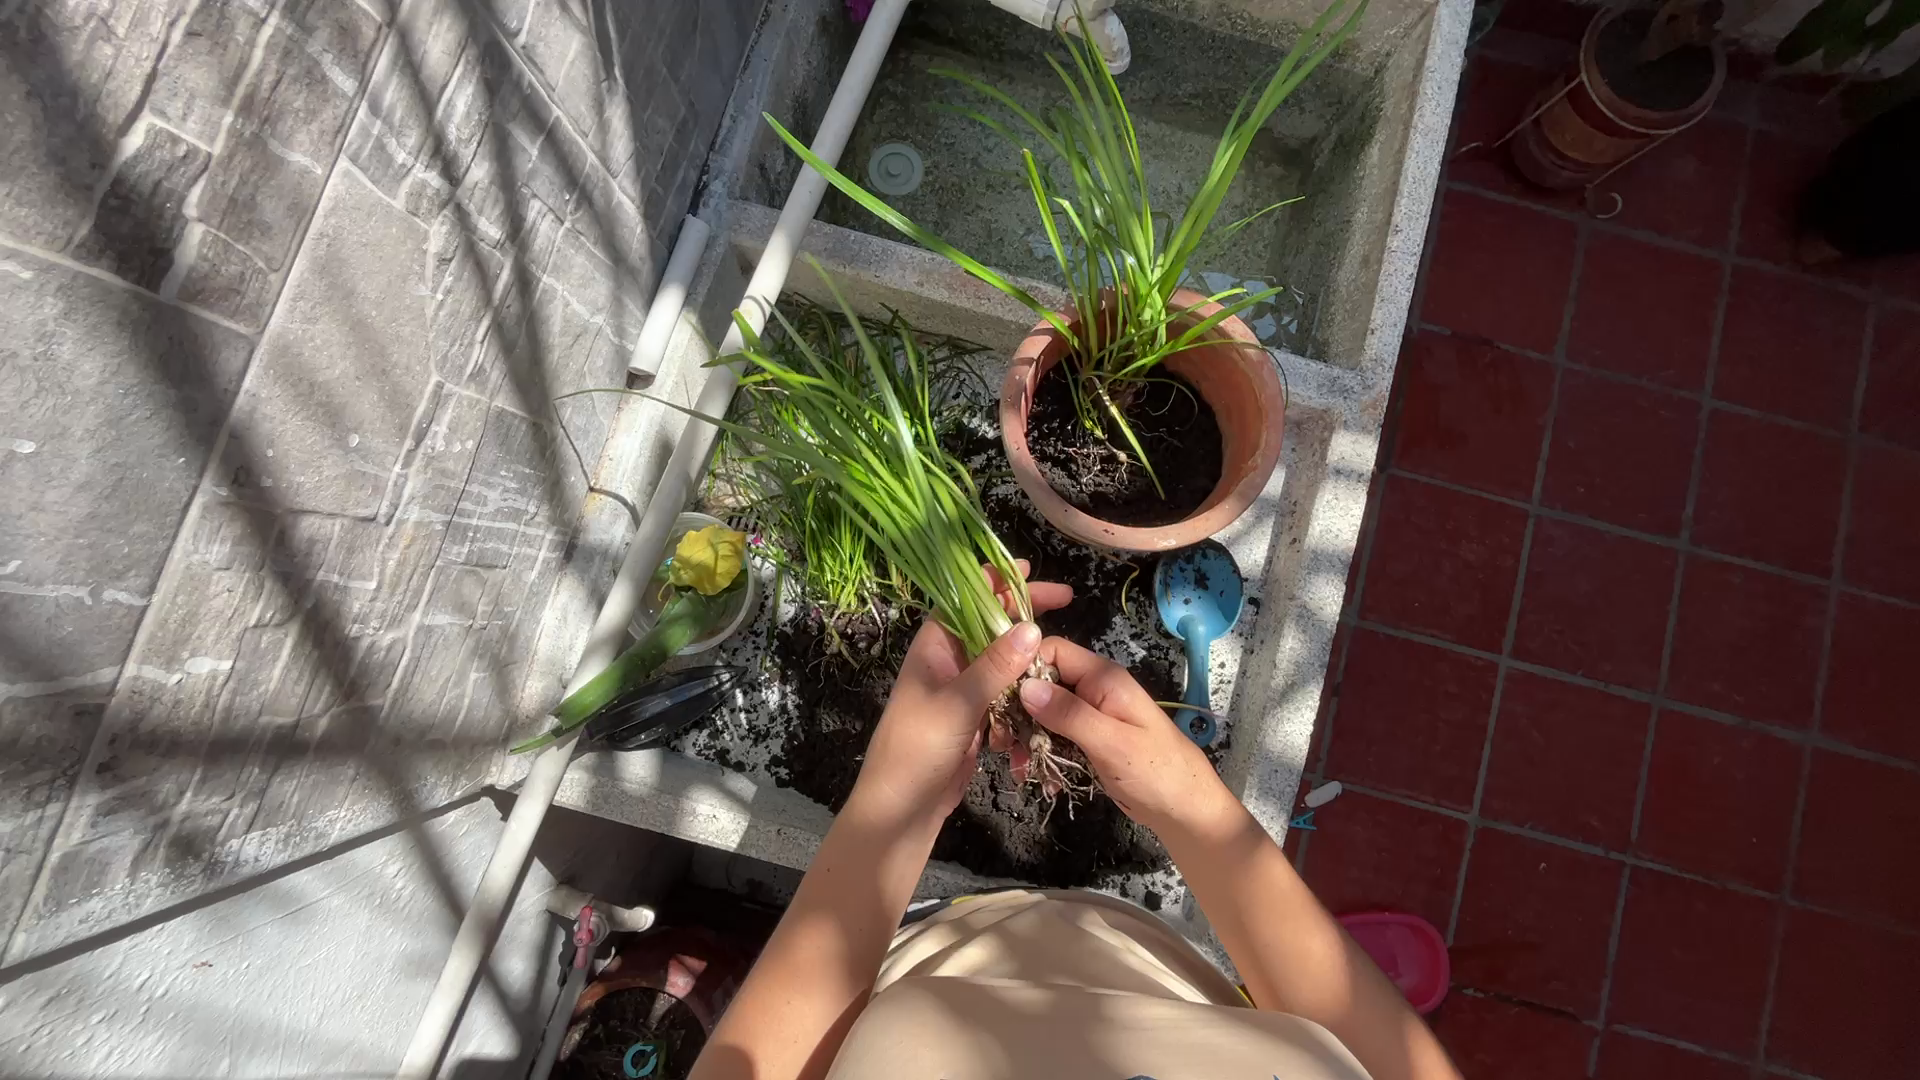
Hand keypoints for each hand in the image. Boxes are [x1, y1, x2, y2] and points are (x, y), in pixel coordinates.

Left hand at [851, 562, 1071, 828]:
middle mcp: (948, 660)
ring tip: (1061, 648)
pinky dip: (1022, 691)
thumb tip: (1032, 627)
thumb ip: (996, 665)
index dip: (996, 581)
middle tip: (1065, 599)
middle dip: (1023, 611)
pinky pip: (1004, 692)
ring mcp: (962, 688)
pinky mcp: (974, 715)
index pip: (966, 598)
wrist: (901, 808)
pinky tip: (1044, 693)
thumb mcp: (959, 702)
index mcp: (934, 645)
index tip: (1032, 572)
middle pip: (989, 624)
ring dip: (1026, 656)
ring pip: (1001, 659)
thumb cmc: (918, 747)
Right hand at [1017, 636, 1240, 838]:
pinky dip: (1044, 754)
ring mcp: (1090, 715)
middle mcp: (1093, 689)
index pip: (1052, 651)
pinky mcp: (1088, 739)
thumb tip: (1025, 686)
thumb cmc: (1157, 771)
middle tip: (1002, 743)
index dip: (1024, 667)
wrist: (1185, 812)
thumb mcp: (1111, 742)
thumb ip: (1069, 713)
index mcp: (1102, 678)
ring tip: (1019, 768)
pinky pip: (1055, 737)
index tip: (1002, 698)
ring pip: (1044, 713)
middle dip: (1020, 711)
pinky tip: (1041, 779)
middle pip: (1042, 683)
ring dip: (1028, 738)